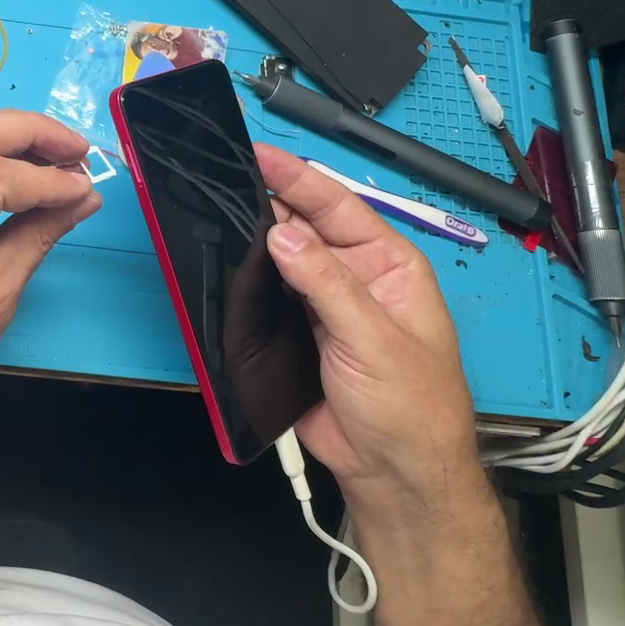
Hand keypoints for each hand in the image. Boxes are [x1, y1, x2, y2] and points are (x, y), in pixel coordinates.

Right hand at [254, 144, 482, 515]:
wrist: (389, 470)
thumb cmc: (410, 405)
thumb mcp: (374, 339)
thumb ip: (328, 285)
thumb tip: (282, 233)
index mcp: (388, 265)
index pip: (339, 208)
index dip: (300, 179)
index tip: (260, 155)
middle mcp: (353, 275)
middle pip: (305, 226)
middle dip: (268, 200)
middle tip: (224, 176)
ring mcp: (320, 302)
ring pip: (281, 257)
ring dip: (252, 237)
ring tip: (215, 208)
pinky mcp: (293, 328)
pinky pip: (266, 291)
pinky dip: (246, 275)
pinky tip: (223, 259)